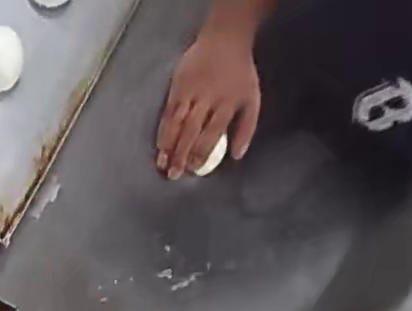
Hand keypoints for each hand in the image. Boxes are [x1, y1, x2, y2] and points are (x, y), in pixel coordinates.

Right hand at [155, 18, 260, 178]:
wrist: (226, 36)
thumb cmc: (239, 73)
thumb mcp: (251, 97)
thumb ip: (246, 127)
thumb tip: (237, 155)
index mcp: (228, 101)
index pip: (213, 132)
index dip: (201, 152)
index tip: (193, 168)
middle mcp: (208, 97)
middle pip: (192, 130)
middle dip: (181, 154)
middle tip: (174, 174)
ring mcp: (191, 91)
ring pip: (177, 123)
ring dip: (168, 145)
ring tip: (162, 164)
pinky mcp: (178, 86)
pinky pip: (168, 112)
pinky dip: (163, 131)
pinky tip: (159, 146)